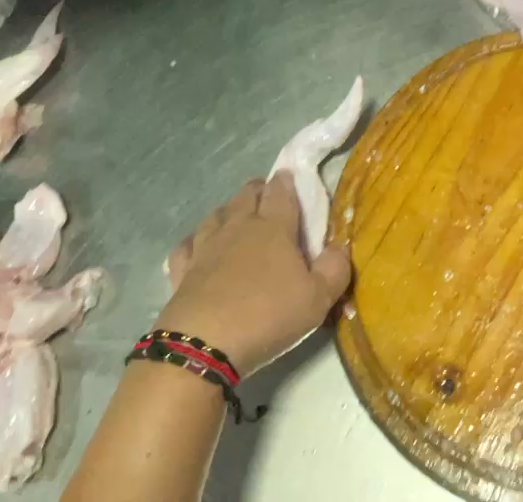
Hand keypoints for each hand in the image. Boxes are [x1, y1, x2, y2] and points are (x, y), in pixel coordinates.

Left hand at [157, 172, 352, 377]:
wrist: (203, 345)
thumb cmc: (268, 315)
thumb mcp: (318, 298)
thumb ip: (334, 268)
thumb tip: (340, 247)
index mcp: (273, 227)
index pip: (280, 191)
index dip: (287, 181)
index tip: (291, 178)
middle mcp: (238, 227)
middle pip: (246, 195)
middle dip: (259, 190)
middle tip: (268, 200)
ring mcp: (205, 246)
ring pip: (217, 214)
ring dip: (229, 211)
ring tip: (237, 220)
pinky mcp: (182, 269)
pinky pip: (187, 244)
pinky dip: (195, 241)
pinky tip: (199, 248)